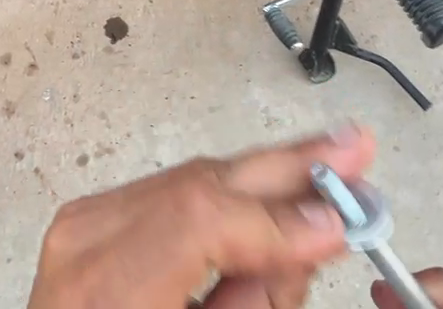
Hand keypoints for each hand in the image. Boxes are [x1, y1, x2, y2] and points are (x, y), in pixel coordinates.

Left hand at [26, 125, 374, 308]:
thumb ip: (252, 298)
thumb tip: (304, 239)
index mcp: (106, 287)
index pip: (197, 221)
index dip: (273, 215)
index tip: (339, 223)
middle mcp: (89, 237)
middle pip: (198, 181)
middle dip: (287, 164)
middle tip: (353, 148)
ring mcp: (88, 216)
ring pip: (195, 177)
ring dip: (268, 172)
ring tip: (331, 162)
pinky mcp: (96, 210)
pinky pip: (177, 189)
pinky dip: (230, 191)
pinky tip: (275, 183)